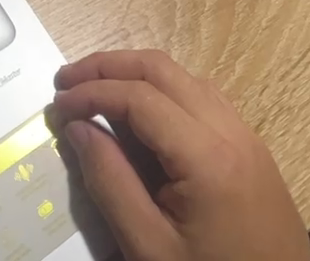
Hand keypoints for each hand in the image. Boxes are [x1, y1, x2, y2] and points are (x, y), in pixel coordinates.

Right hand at [51, 51, 309, 260]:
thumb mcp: (149, 248)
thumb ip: (110, 183)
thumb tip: (77, 126)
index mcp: (207, 155)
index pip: (137, 96)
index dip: (91, 92)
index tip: (57, 105)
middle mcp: (231, 130)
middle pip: (160, 69)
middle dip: (108, 66)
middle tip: (67, 81)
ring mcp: (247, 136)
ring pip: (183, 76)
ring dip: (136, 74)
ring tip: (96, 91)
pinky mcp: (252, 149)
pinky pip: (203, 98)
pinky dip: (164, 90)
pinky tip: (142, 114)